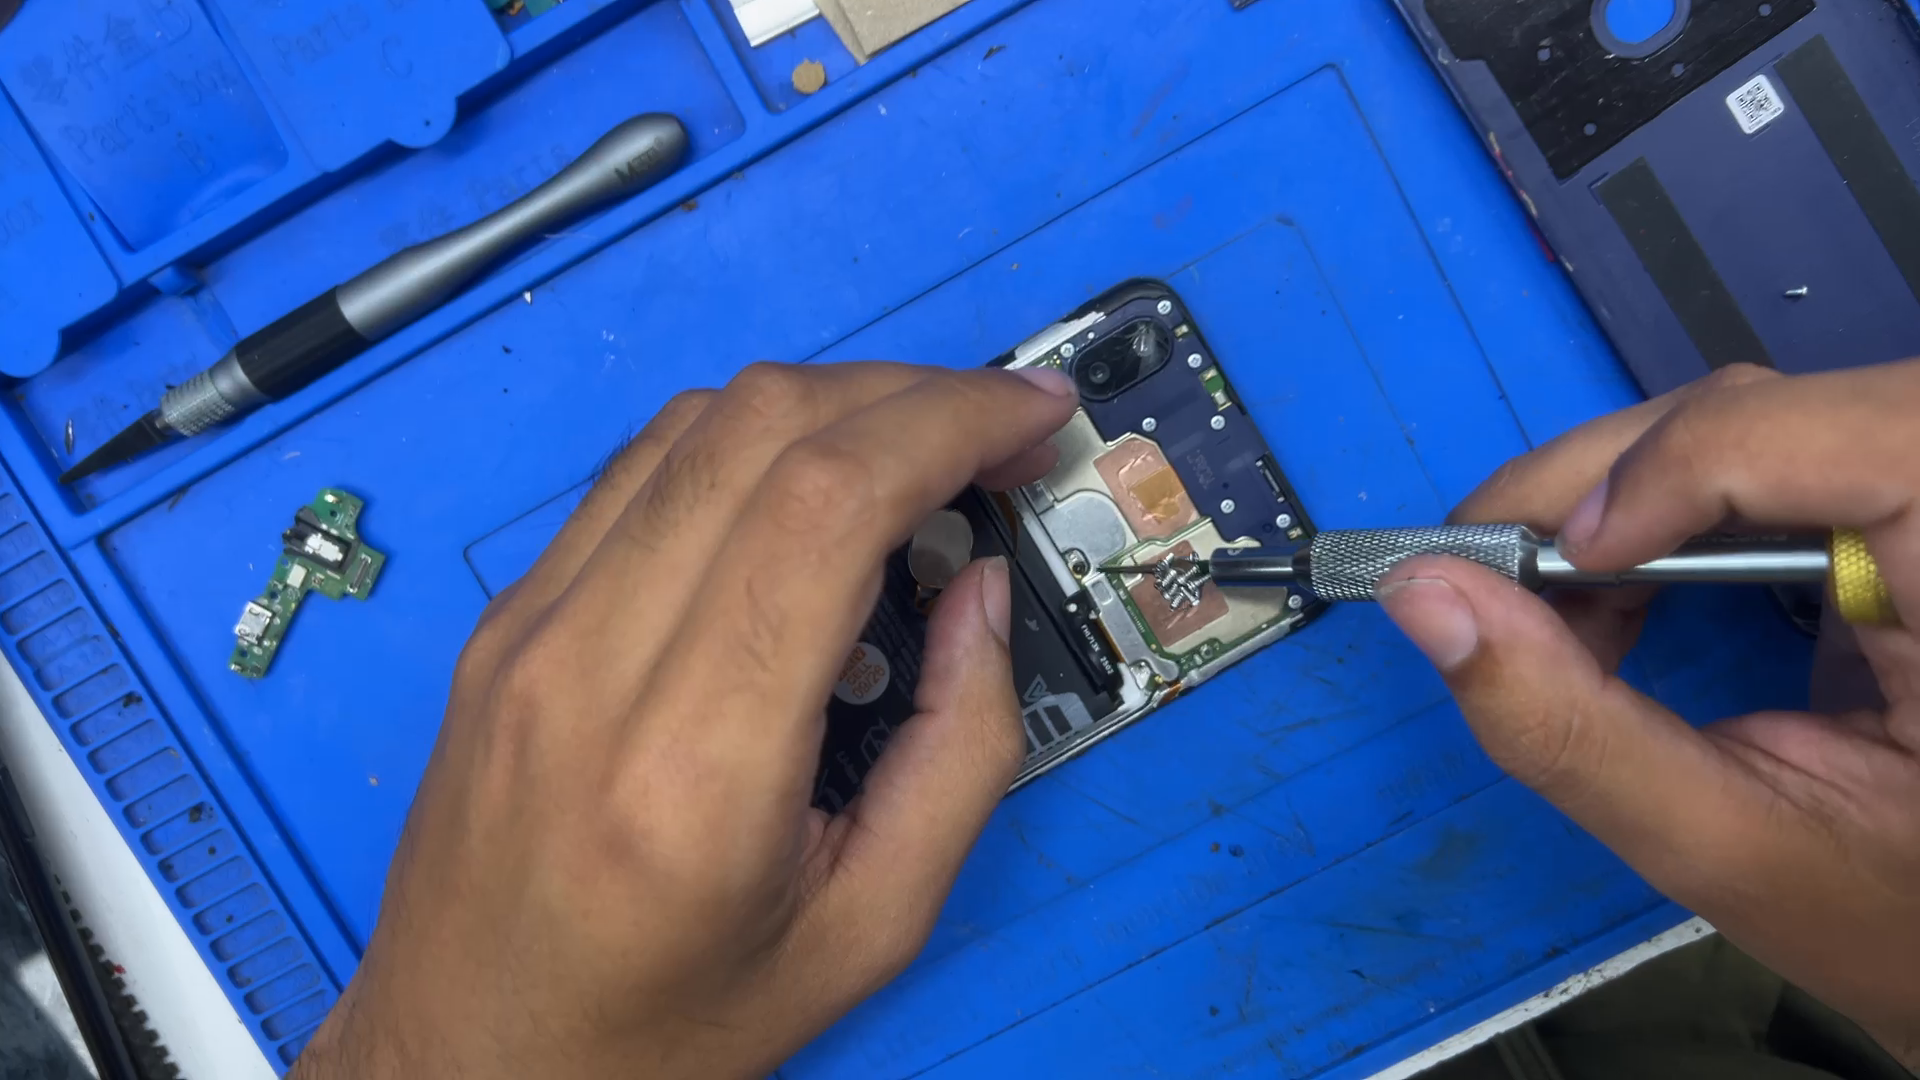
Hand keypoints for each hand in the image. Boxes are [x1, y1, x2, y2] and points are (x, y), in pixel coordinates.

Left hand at [289, 362, 1078, 1078]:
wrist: (470, 1061)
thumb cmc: (685, 1016)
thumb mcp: (878, 920)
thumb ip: (962, 743)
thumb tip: (980, 587)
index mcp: (699, 758)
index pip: (828, 505)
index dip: (949, 423)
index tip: (1033, 413)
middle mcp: (592, 656)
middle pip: (765, 429)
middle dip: (913, 393)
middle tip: (998, 423)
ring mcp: (532, 617)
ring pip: (703, 422)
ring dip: (841, 398)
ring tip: (923, 439)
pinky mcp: (512, 607)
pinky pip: (650, 464)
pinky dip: (761, 432)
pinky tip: (818, 469)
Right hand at [1376, 362, 1919, 1061]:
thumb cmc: (1900, 922)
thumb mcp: (1718, 846)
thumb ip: (1558, 723)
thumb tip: (1416, 591)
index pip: (1834, 434)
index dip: (1665, 475)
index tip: (1556, 574)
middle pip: (1758, 412)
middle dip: (1594, 490)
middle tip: (1504, 584)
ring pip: (1736, 422)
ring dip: (1604, 505)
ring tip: (1557, 608)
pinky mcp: (1898, 506)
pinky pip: (1749, 456)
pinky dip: (1644, 514)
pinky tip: (1616, 592)